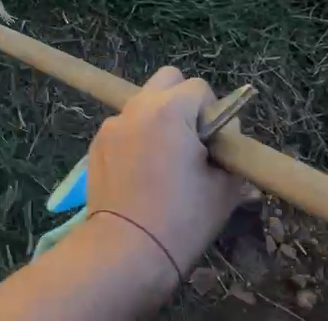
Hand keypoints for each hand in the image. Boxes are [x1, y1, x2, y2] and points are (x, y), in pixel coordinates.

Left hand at [86, 66, 245, 275]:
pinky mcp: (97, 141)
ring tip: (166, 160)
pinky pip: (124, 126)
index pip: (199, 88)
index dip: (213, 113)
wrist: (127, 247)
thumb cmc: (182, 218)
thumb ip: (230, 155)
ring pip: (143, 103)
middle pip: (167, 80)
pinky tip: (141, 172)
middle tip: (192, 140)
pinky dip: (137, 138)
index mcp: (170, 110)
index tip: (214, 144)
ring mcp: (113, 122)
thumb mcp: (224, 190)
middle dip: (184, 101)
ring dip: (159, 120)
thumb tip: (226, 141)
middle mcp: (138, 106)